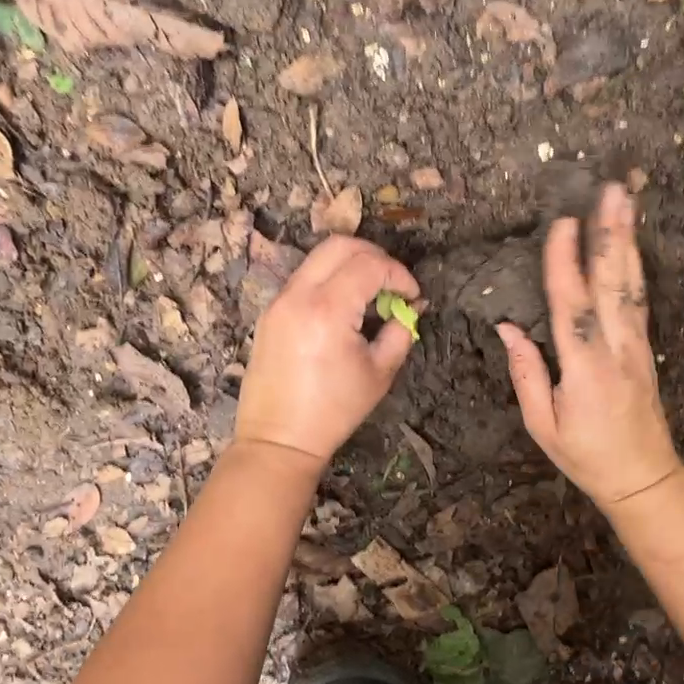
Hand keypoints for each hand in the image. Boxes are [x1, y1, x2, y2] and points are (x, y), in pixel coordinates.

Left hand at [235, 236, 420, 467]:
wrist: (278, 438)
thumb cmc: (333, 411)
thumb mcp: (379, 373)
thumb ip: (401, 332)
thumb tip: (413, 307)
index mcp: (327, 310)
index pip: (370, 264)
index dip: (399, 274)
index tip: (412, 295)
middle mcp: (298, 296)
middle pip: (340, 245)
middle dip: (374, 256)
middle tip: (392, 283)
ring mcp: (279, 301)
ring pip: (319, 258)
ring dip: (350, 266)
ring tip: (370, 297)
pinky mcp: (270, 312)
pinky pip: (304, 278)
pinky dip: (330, 281)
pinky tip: (345, 310)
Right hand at [497, 184, 682, 506]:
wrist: (643, 477)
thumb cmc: (585, 455)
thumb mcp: (543, 425)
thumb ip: (527, 374)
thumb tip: (509, 328)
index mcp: (586, 371)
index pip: (573, 308)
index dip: (566, 264)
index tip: (563, 224)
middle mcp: (616, 350)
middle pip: (613, 284)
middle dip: (611, 234)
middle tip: (613, 190)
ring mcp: (637, 346)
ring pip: (632, 285)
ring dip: (627, 240)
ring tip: (626, 202)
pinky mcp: (645, 347)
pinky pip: (638, 299)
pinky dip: (634, 266)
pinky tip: (630, 243)